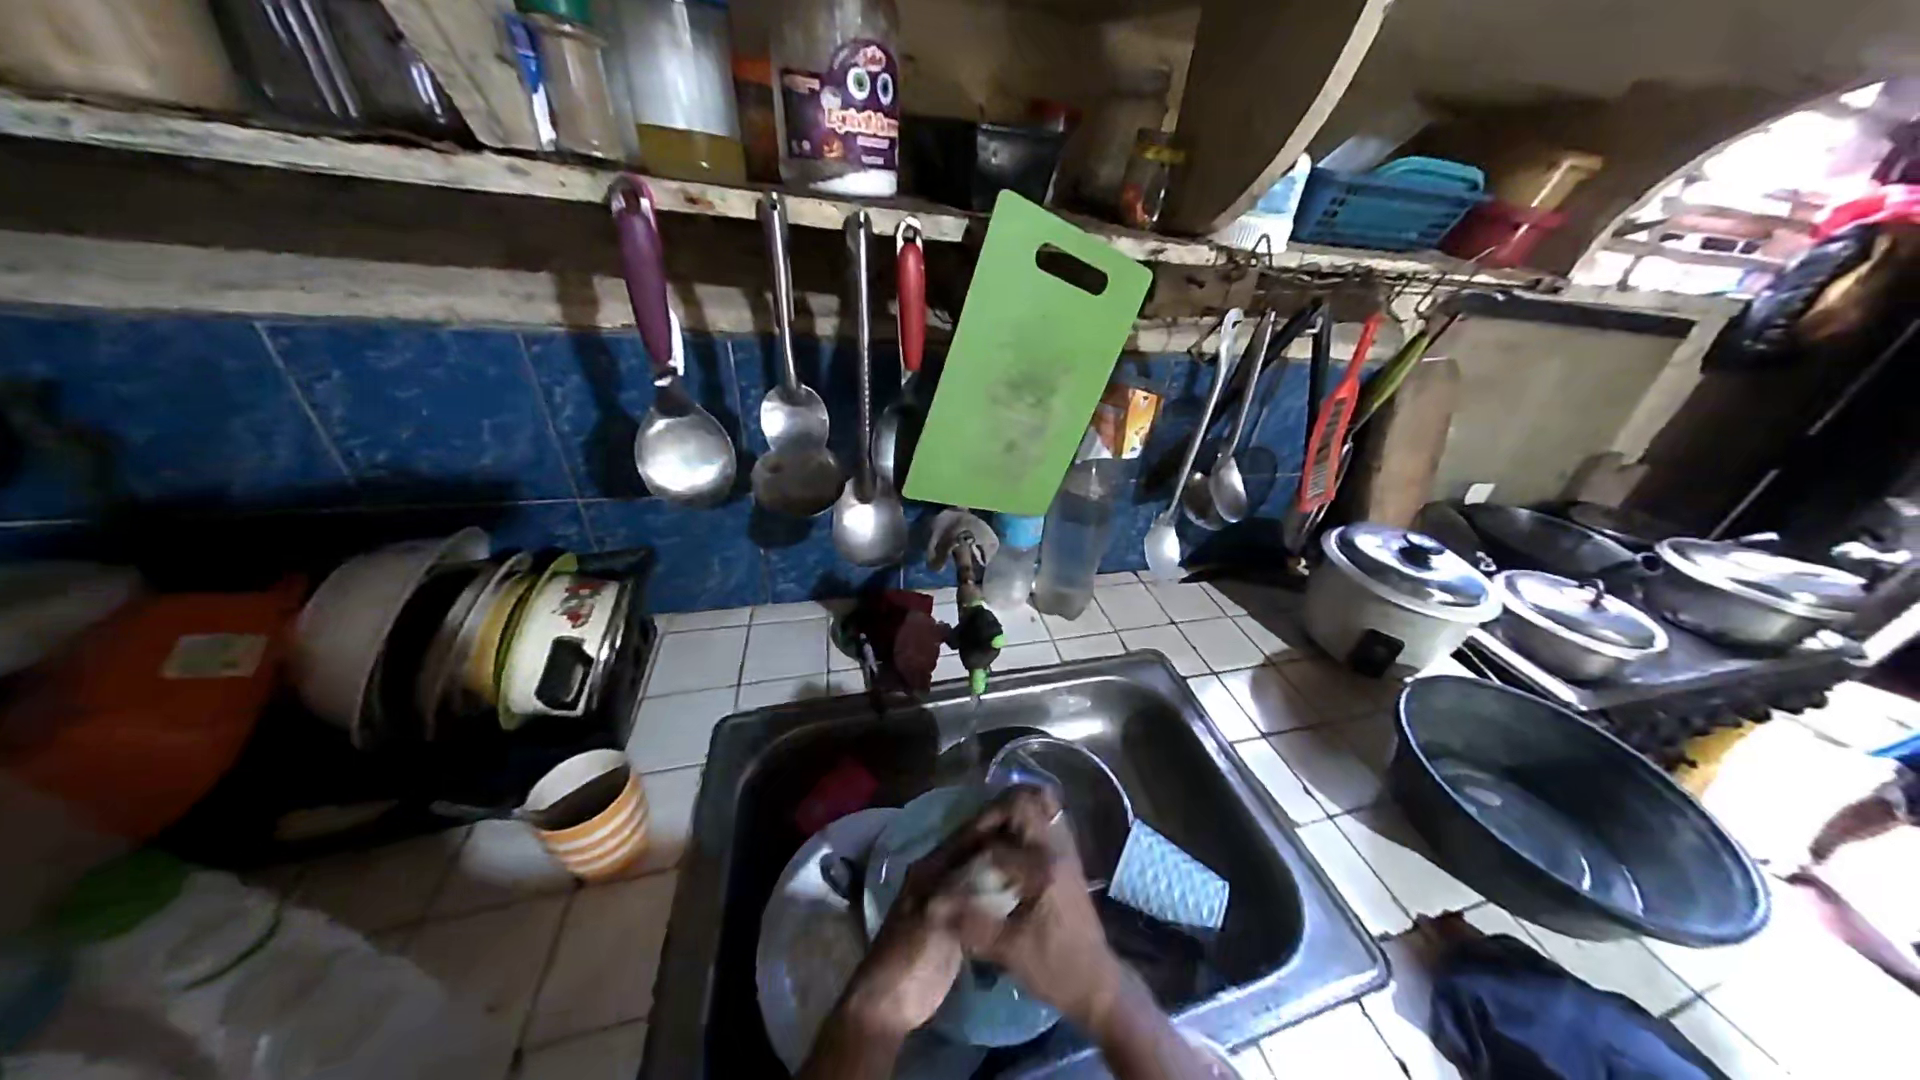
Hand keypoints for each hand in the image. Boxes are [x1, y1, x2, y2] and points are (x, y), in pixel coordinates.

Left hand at [837, 793, 1037, 1038]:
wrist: (892, 1002)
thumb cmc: (908, 954)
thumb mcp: (932, 914)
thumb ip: (959, 884)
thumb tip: (994, 855)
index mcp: (929, 868)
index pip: (966, 835)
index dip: (992, 822)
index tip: (1024, 811)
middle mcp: (939, 877)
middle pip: (975, 851)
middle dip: (1002, 842)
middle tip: (1038, 834)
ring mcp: (948, 901)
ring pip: (980, 874)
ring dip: (1003, 866)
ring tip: (1038, 858)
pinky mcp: (957, 926)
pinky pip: (982, 900)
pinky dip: (1000, 893)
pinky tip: (1024, 892)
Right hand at [956, 787, 1127, 1032]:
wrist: (1097, 983)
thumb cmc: (1056, 968)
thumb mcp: (1011, 952)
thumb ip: (973, 925)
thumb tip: (934, 905)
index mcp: (1043, 869)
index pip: (996, 845)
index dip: (968, 852)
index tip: (951, 865)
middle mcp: (1057, 849)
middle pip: (1024, 803)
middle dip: (992, 814)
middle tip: (973, 837)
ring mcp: (1066, 849)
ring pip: (1040, 803)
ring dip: (1011, 811)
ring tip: (988, 835)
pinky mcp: (1068, 856)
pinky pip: (1046, 818)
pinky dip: (1025, 820)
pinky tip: (1007, 844)